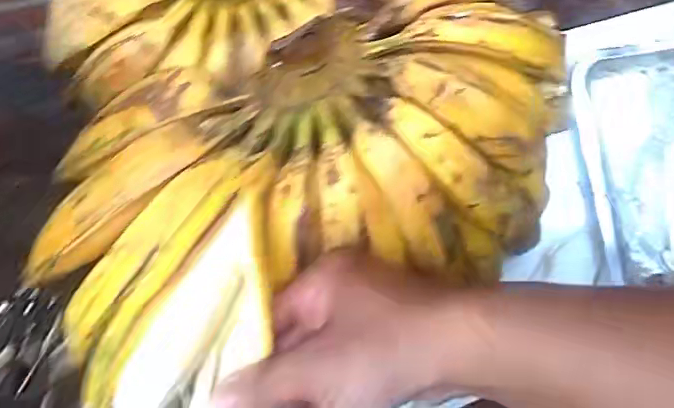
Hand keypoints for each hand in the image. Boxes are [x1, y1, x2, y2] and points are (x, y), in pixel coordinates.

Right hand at [212, 251, 471, 407]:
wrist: (457, 342)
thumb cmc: (381, 348)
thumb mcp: (314, 370)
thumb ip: (263, 383)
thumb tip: (217, 393)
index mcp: (325, 277)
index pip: (269, 319)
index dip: (247, 362)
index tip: (229, 399)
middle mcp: (345, 283)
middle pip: (293, 338)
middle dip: (274, 381)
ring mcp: (369, 307)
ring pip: (318, 354)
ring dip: (301, 388)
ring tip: (297, 403)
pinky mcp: (387, 332)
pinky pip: (344, 360)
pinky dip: (329, 385)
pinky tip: (327, 401)